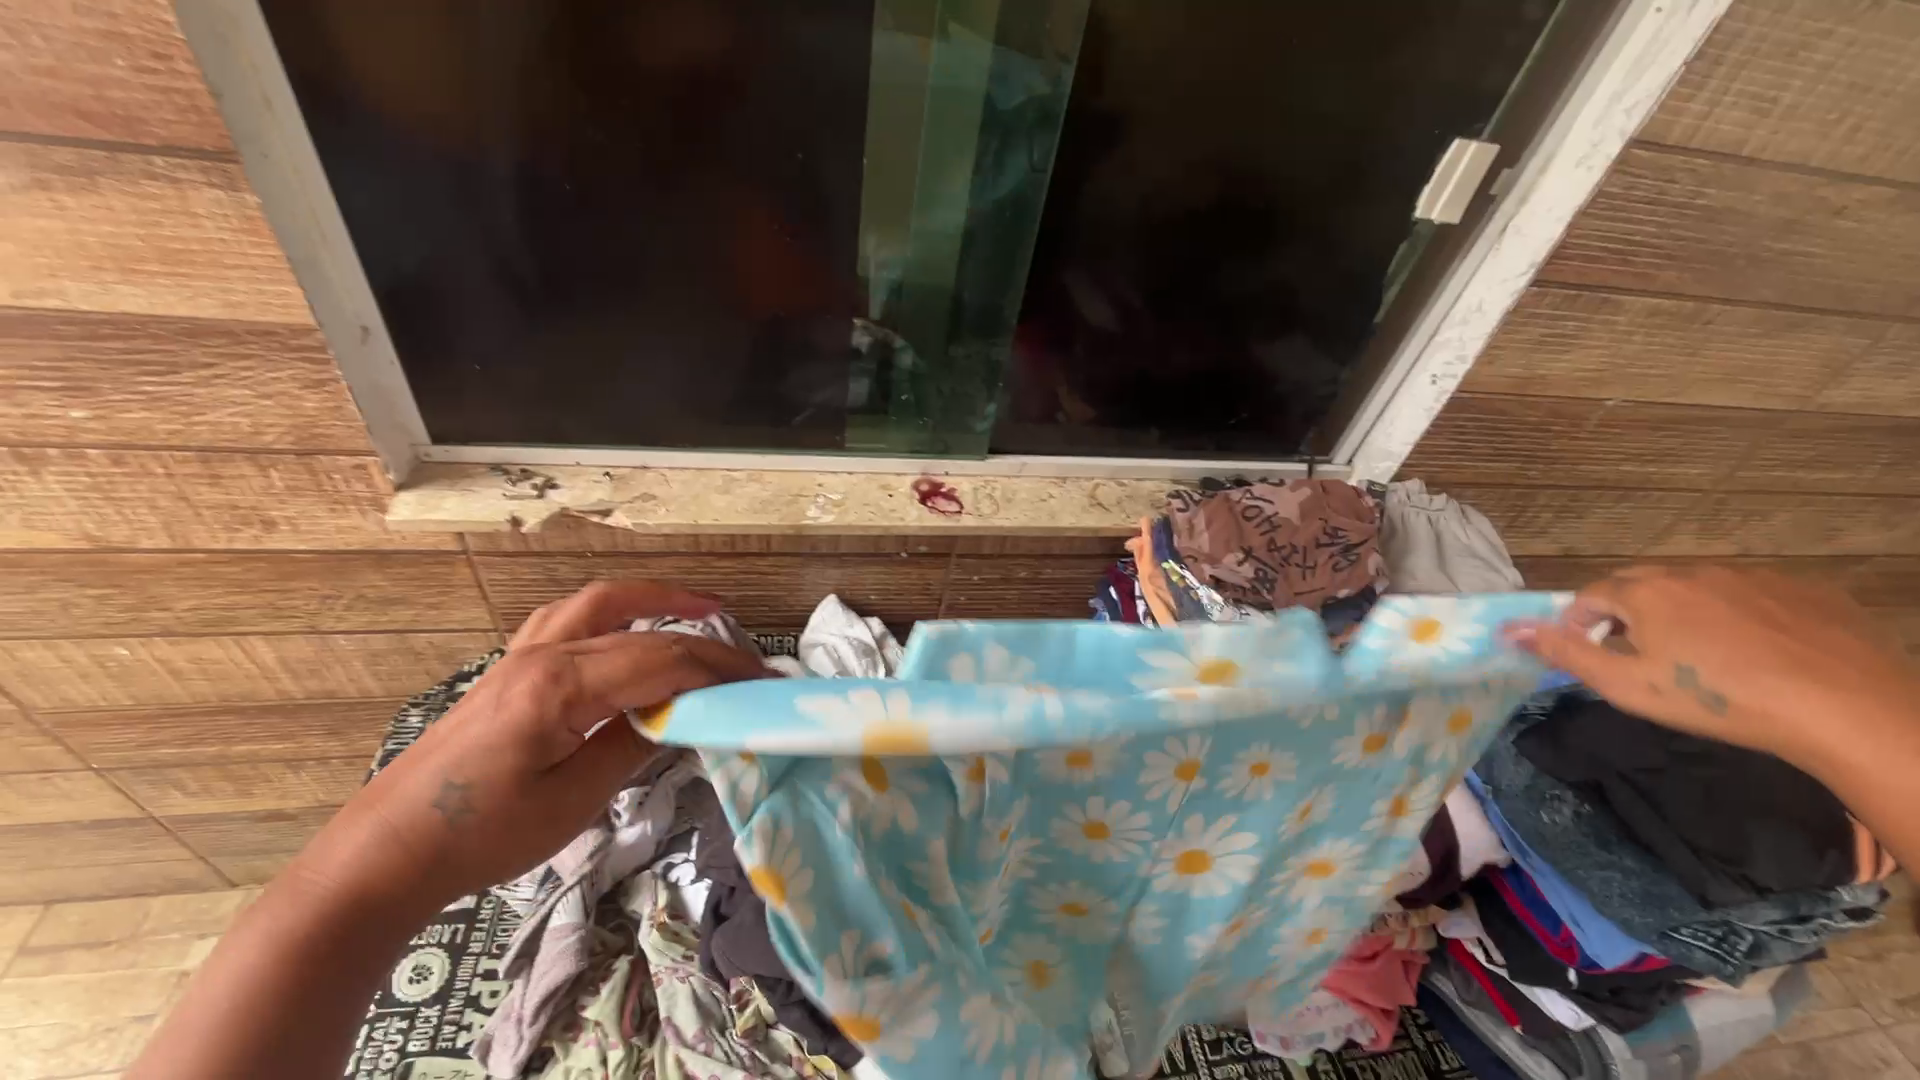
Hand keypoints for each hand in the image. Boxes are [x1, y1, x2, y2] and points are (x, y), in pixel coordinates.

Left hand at [290, 580, 768, 916]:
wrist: (385, 854)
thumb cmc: (482, 836)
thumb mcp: (574, 800)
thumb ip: (633, 744)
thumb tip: (683, 713)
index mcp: (560, 686)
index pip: (662, 660)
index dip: (720, 669)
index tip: (763, 684)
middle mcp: (541, 655)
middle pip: (640, 627)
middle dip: (702, 637)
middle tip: (746, 659)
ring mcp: (519, 657)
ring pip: (599, 603)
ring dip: (655, 600)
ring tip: (699, 609)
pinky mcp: (508, 672)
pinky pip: (570, 619)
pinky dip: (614, 613)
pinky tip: (627, 629)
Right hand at [1505, 565, 1918, 762]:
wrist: (1843, 709)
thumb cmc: (1716, 699)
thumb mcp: (1627, 685)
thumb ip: (1565, 652)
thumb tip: (1507, 629)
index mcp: (1645, 592)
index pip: (1591, 594)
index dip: (1579, 621)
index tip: (1589, 652)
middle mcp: (1692, 572)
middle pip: (1641, 585)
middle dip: (1627, 613)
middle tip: (1639, 655)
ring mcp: (1752, 577)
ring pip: (1696, 588)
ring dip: (1682, 612)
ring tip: (1699, 656)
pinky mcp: (1803, 590)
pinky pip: (1750, 595)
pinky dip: (1738, 615)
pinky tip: (1755, 652)